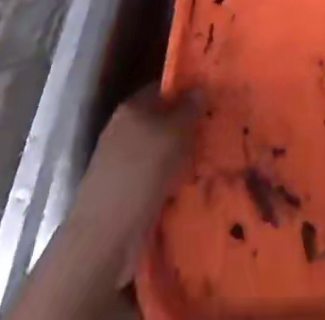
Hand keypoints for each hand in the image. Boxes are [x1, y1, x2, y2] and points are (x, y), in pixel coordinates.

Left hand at [10, 87, 198, 319]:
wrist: (105, 235)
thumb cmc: (140, 173)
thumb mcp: (172, 134)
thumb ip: (188, 110)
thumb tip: (199, 90)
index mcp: (130, 109)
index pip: (162, 88)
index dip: (187, 89)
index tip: (213, 95)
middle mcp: (123, 130)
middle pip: (161, 118)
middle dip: (187, 124)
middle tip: (219, 126)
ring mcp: (122, 161)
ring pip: (161, 148)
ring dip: (183, 152)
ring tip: (214, 154)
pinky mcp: (126, 189)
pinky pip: (157, 173)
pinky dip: (174, 176)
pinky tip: (194, 181)